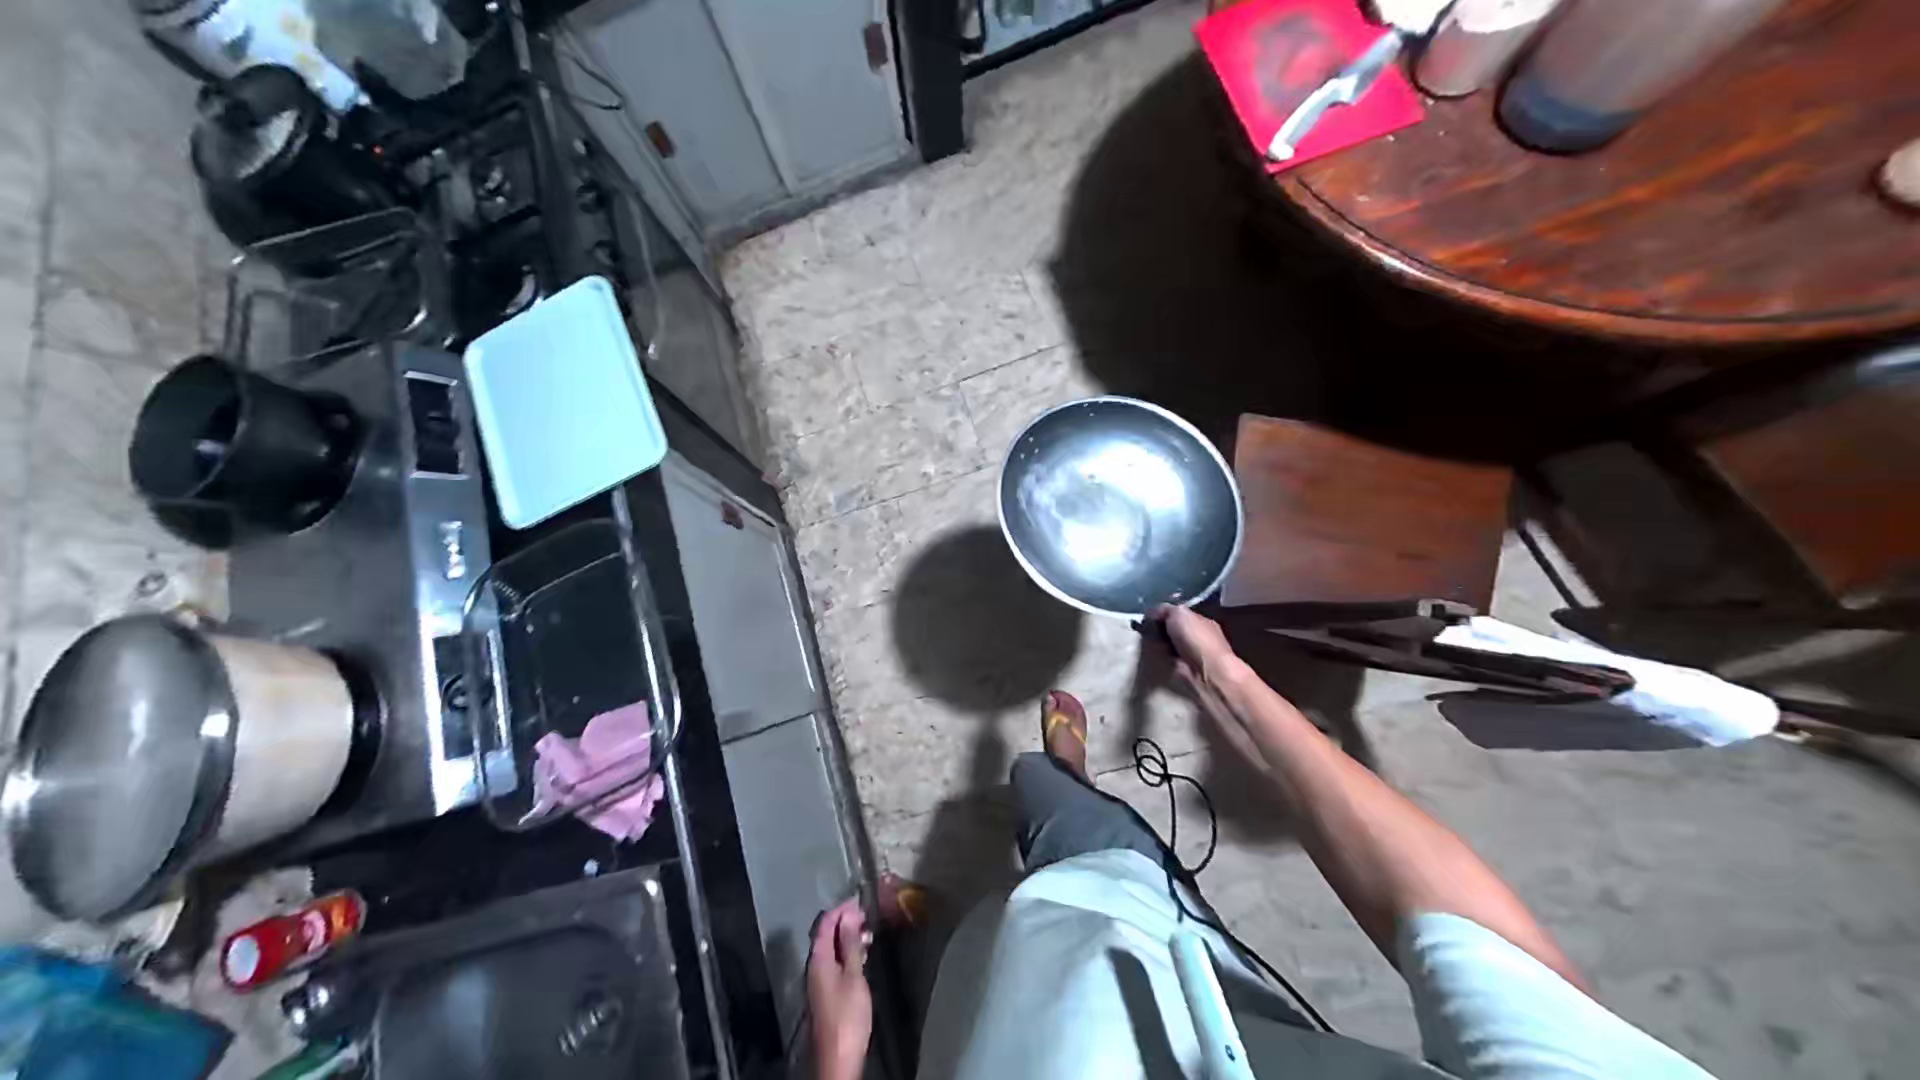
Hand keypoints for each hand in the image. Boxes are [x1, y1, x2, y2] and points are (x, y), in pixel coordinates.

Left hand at [807, 897, 871, 1079]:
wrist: (837, 1059)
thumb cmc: (847, 1015)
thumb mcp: (854, 976)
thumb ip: (850, 944)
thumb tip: (849, 915)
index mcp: (818, 959)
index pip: (825, 923)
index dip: (841, 908)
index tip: (860, 900)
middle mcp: (814, 966)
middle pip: (825, 934)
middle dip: (844, 920)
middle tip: (866, 915)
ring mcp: (818, 980)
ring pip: (830, 948)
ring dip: (846, 936)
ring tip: (868, 932)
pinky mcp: (825, 992)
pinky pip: (833, 961)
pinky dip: (846, 951)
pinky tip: (861, 955)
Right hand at [1148, 604, 1235, 686]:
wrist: (1209, 673)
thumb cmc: (1196, 639)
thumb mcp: (1179, 613)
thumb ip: (1164, 609)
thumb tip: (1151, 613)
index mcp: (1201, 620)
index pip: (1178, 614)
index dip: (1162, 614)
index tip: (1147, 618)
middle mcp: (1198, 636)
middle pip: (1172, 630)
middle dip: (1159, 631)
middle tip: (1145, 632)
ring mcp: (1193, 654)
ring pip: (1169, 645)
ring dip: (1158, 646)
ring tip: (1146, 646)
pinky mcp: (1187, 670)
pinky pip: (1168, 660)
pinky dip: (1161, 659)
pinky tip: (1154, 658)